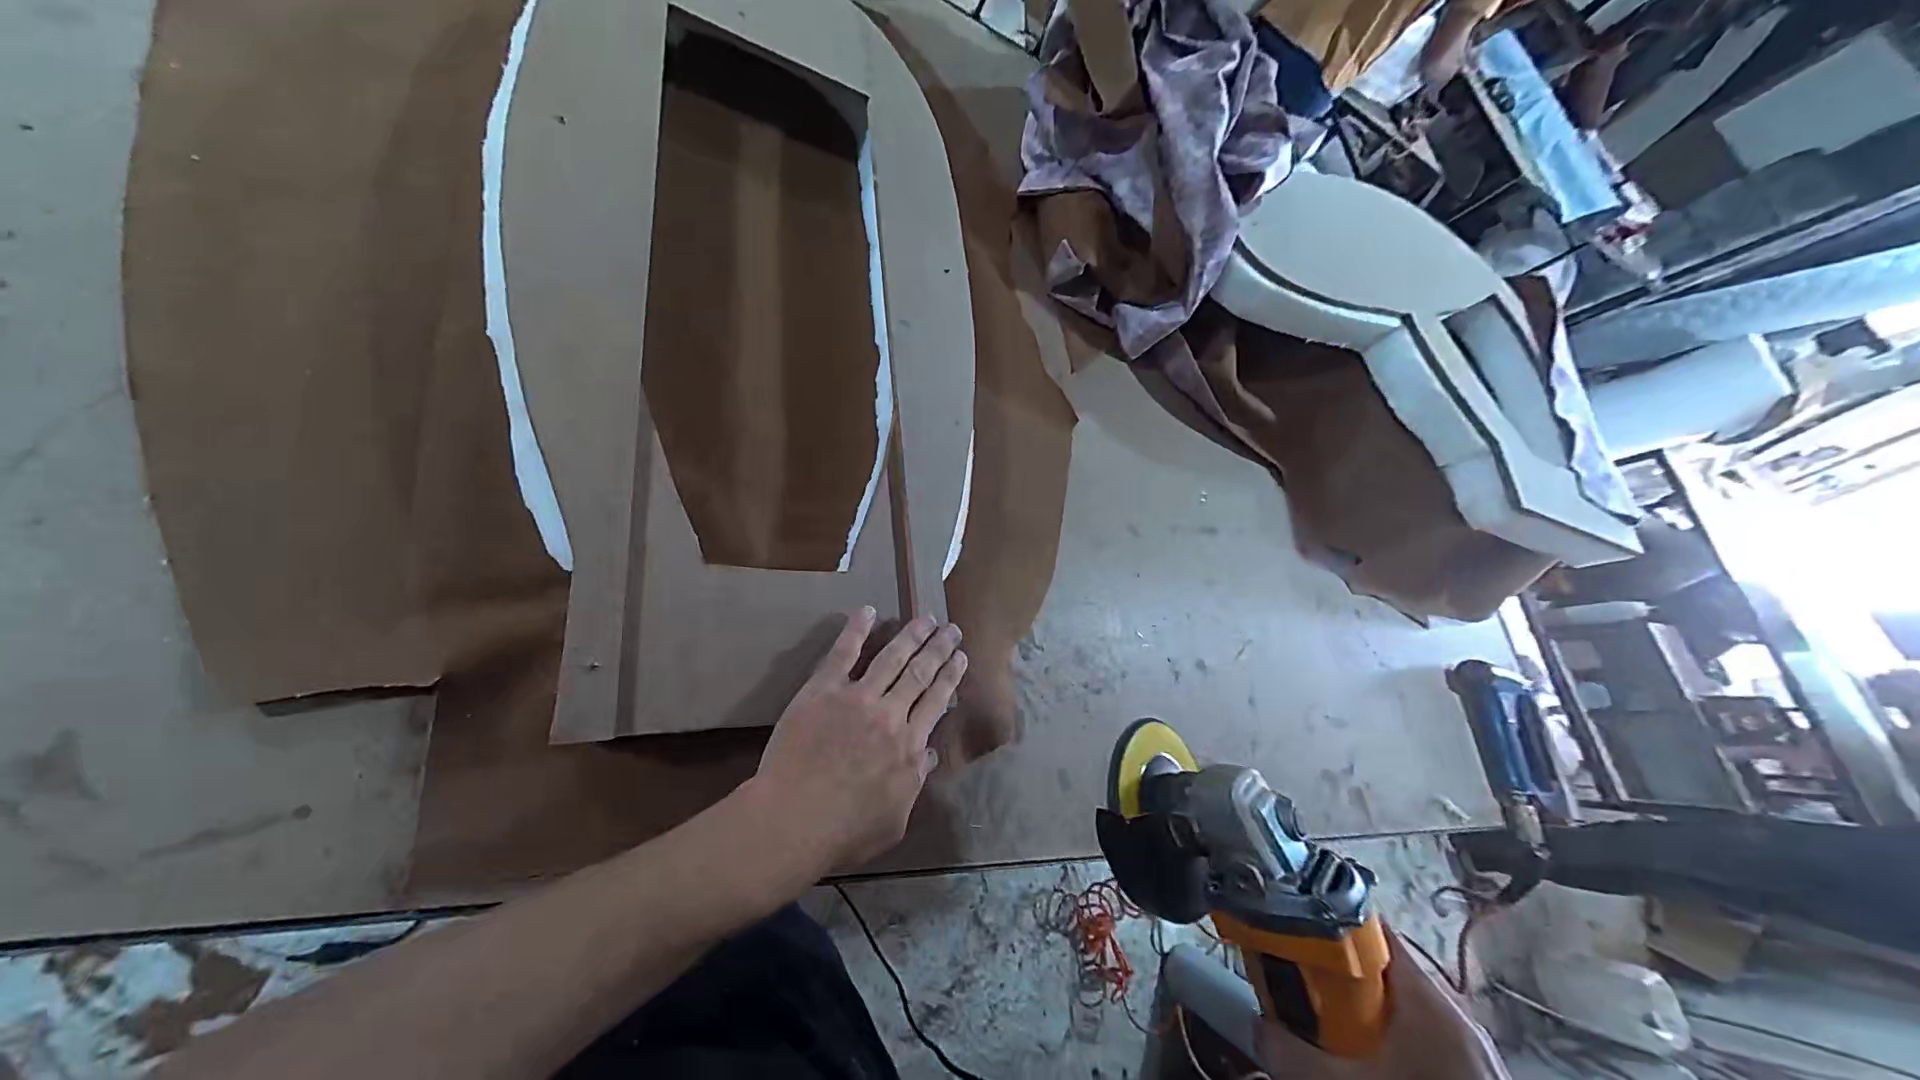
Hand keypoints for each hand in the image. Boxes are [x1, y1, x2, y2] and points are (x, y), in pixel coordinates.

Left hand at [743, 608, 966, 873]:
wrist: (793, 820)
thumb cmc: (844, 831)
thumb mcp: (894, 820)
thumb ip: (914, 784)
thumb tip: (928, 755)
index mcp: (909, 746)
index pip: (936, 701)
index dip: (951, 676)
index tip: (960, 657)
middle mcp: (890, 715)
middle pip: (921, 673)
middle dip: (939, 648)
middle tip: (951, 628)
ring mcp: (856, 698)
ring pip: (891, 658)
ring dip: (911, 635)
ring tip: (925, 618)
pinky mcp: (823, 691)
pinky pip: (843, 653)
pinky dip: (856, 630)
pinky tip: (868, 611)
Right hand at [1256, 935, 1508, 1079]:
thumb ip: (1292, 1053)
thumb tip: (1258, 1028)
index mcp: (1430, 1001)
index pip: (1374, 932)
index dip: (1330, 927)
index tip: (1293, 934)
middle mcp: (1454, 1015)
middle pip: (1384, 972)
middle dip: (1340, 978)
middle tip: (1302, 988)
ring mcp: (1471, 1050)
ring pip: (1403, 1009)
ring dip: (1363, 1014)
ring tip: (1329, 1031)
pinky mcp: (1475, 1078)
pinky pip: (1423, 1040)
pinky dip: (1390, 1043)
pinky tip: (1368, 1066)